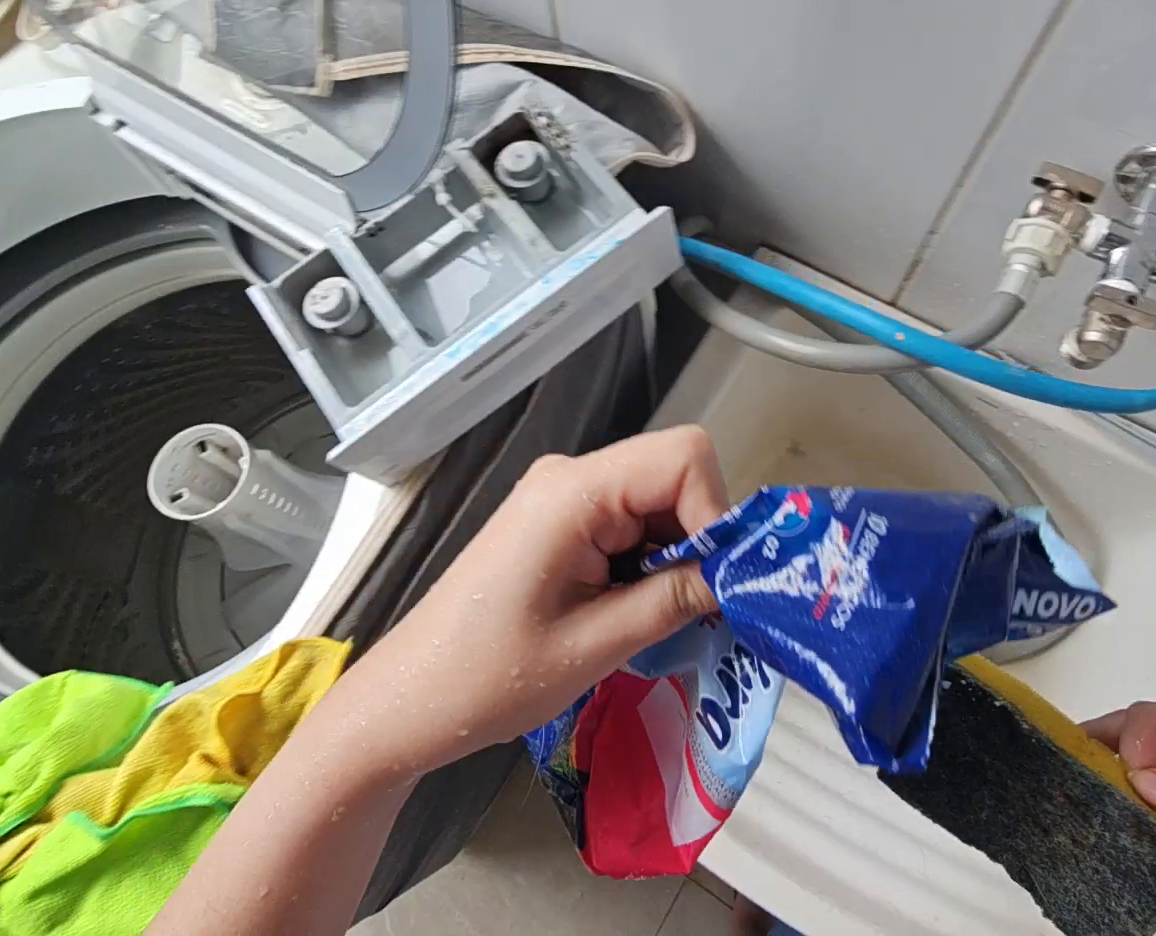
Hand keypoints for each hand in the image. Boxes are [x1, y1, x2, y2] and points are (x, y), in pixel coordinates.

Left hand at [330, 425, 726, 774]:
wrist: (412, 699)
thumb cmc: (489, 677)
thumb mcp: (598, 644)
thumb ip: (677, 598)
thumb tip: (744, 575)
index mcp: (573, 491)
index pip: (684, 457)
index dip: (717, 512)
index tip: (720, 580)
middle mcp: (570, 477)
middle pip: (674, 475)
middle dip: (700, 538)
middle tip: (698, 606)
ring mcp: (563, 496)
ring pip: (658, 502)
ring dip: (676, 555)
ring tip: (656, 616)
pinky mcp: (561, 521)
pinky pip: (632, 522)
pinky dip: (651, 561)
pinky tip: (632, 607)